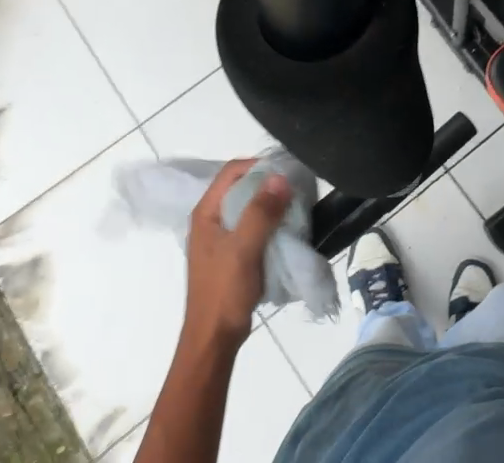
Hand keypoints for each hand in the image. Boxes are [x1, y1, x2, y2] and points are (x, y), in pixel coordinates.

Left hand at [183, 160, 291, 348]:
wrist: (215, 338)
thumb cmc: (224, 291)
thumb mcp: (244, 249)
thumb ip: (261, 213)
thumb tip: (280, 177)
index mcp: (206, 212)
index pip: (232, 172)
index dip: (259, 165)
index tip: (287, 170)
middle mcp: (210, 220)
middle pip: (240, 187)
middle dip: (268, 184)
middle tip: (297, 187)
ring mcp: (220, 238)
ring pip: (248, 208)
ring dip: (270, 205)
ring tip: (296, 206)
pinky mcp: (232, 254)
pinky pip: (252, 228)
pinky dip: (269, 224)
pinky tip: (287, 230)